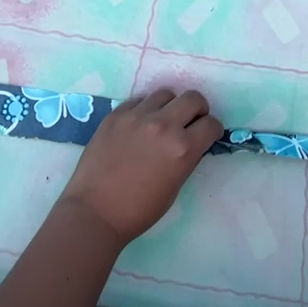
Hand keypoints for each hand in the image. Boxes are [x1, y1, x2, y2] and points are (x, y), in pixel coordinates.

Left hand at [58, 88, 223, 243]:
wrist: (95, 212)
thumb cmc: (139, 210)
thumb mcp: (175, 186)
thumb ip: (187, 158)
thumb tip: (191, 141)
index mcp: (182, 148)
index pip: (211, 124)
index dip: (212, 130)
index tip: (207, 135)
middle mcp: (163, 125)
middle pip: (192, 98)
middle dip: (197, 109)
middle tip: (190, 122)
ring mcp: (137, 116)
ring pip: (165, 94)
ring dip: (169, 106)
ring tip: (161, 121)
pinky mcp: (116, 114)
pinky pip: (139, 100)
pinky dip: (145, 109)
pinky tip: (139, 125)